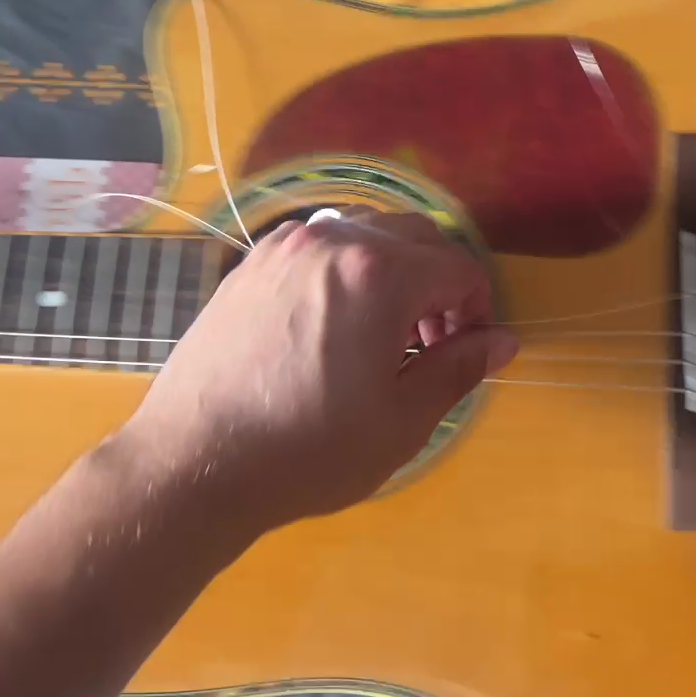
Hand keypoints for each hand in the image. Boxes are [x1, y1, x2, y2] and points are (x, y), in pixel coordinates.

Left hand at [116, 209, 518, 538]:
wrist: (192, 464)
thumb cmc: (310, 449)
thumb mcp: (403, 419)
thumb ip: (461, 367)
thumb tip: (503, 340)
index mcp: (381, 273)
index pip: (460, 268)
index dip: (477, 309)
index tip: (465, 351)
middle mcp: (338, 240)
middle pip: (420, 237)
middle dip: (440, 284)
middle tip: (428, 342)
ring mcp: (290, 244)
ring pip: (371, 231)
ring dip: (397, 269)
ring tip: (382, 328)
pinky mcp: (255, 259)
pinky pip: (324, 242)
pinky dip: (350, 266)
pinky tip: (334, 318)